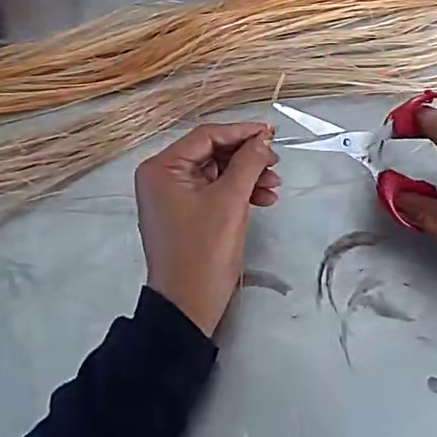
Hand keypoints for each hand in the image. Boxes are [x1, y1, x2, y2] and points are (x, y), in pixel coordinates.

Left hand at [133, 123, 280, 335]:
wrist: (187, 304)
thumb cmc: (204, 251)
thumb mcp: (229, 202)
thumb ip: (247, 164)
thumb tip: (262, 140)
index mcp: (161, 167)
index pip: (204, 136)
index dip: (240, 132)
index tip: (271, 133)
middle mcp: (160, 175)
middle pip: (208, 152)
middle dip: (244, 157)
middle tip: (276, 163)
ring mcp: (169, 195)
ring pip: (213, 172)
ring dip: (244, 175)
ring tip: (274, 184)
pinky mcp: (181, 212)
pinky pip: (210, 190)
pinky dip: (235, 192)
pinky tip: (262, 198)